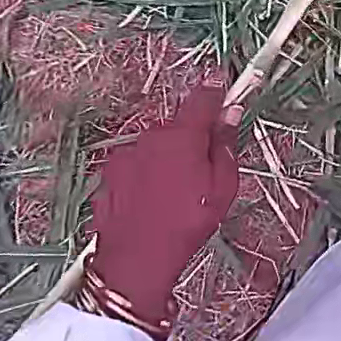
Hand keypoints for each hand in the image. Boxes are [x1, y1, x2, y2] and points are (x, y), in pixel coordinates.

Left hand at [90, 84, 240, 321]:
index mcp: (182, 136)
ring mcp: (127, 154)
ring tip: (175, 194)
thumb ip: (225, 145)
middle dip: (191, 140)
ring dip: (167, 159)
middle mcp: (151, 137)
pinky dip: (146, 174)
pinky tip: (153, 199)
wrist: (136, 258)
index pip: (202, 99)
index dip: (215, 90)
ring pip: (155, 146)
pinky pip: (136, 164)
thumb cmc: (184, 224)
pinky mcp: (110, 172)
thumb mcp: (222, 187)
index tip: (221, 82)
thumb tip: (229, 116)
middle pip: (178, 126)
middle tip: (203, 169)